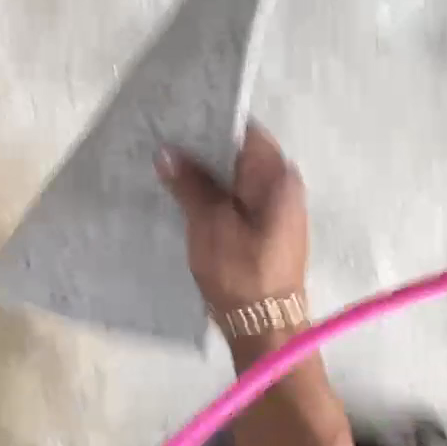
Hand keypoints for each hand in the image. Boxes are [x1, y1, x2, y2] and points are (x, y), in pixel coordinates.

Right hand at [157, 123, 308, 311]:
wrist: (263, 323)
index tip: (176, 122)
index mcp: (277, 178)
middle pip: (241, 155)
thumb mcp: (208, 224)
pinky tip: (185, 200)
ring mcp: (276, 209)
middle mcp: (283, 186)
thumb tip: (169, 151)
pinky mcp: (264, 229)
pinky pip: (236, 198)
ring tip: (167, 171)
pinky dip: (212, 194)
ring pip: (236, 178)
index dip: (212, 125)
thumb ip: (191, 184)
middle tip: (163, 147)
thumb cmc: (239, 270)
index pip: (246, 134)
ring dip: (205, 174)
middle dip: (204, 150)